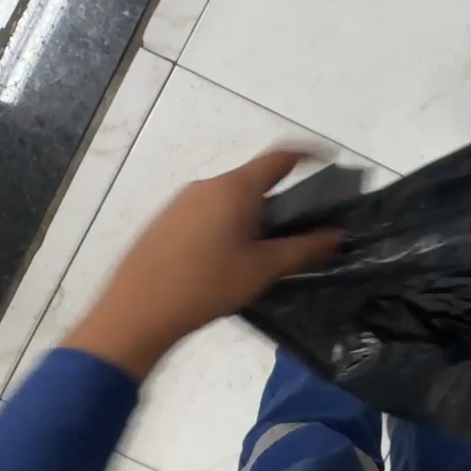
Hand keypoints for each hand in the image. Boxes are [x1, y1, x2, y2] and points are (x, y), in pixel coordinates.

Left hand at [62, 149, 342, 378]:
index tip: (329, 161)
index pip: (280, 156)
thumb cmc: (205, 287)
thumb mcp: (262, 270)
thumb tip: (338, 237)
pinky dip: (227, 223)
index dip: (308, 154)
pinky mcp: (164, 221)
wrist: (132, 316)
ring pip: (229, 197)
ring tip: (263, 251)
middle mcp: (207, 185)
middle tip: (299, 228)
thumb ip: (305, 249)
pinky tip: (225, 260)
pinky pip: (207, 211)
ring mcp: (181, 202)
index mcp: (234, 188)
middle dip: (279, 197)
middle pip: (254, 178)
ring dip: (251, 214)